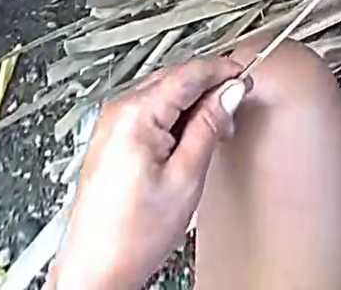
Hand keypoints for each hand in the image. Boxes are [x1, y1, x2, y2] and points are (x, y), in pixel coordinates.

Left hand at [46, 58, 249, 289]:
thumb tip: (231, 91)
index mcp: (136, 115)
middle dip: (210, 89)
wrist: (94, 277)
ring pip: (166, 91)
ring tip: (215, 130)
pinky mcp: (112, 137)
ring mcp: (112, 123)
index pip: (190, 72)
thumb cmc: (130, 238)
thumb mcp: (186, 177)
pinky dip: (176, 115)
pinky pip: (152, 109)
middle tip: (235, 107)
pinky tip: (190, 137)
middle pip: (177, 77)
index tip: (245, 76)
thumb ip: (210, 125)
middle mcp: (119, 111)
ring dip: (195, 102)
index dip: (223, 71)